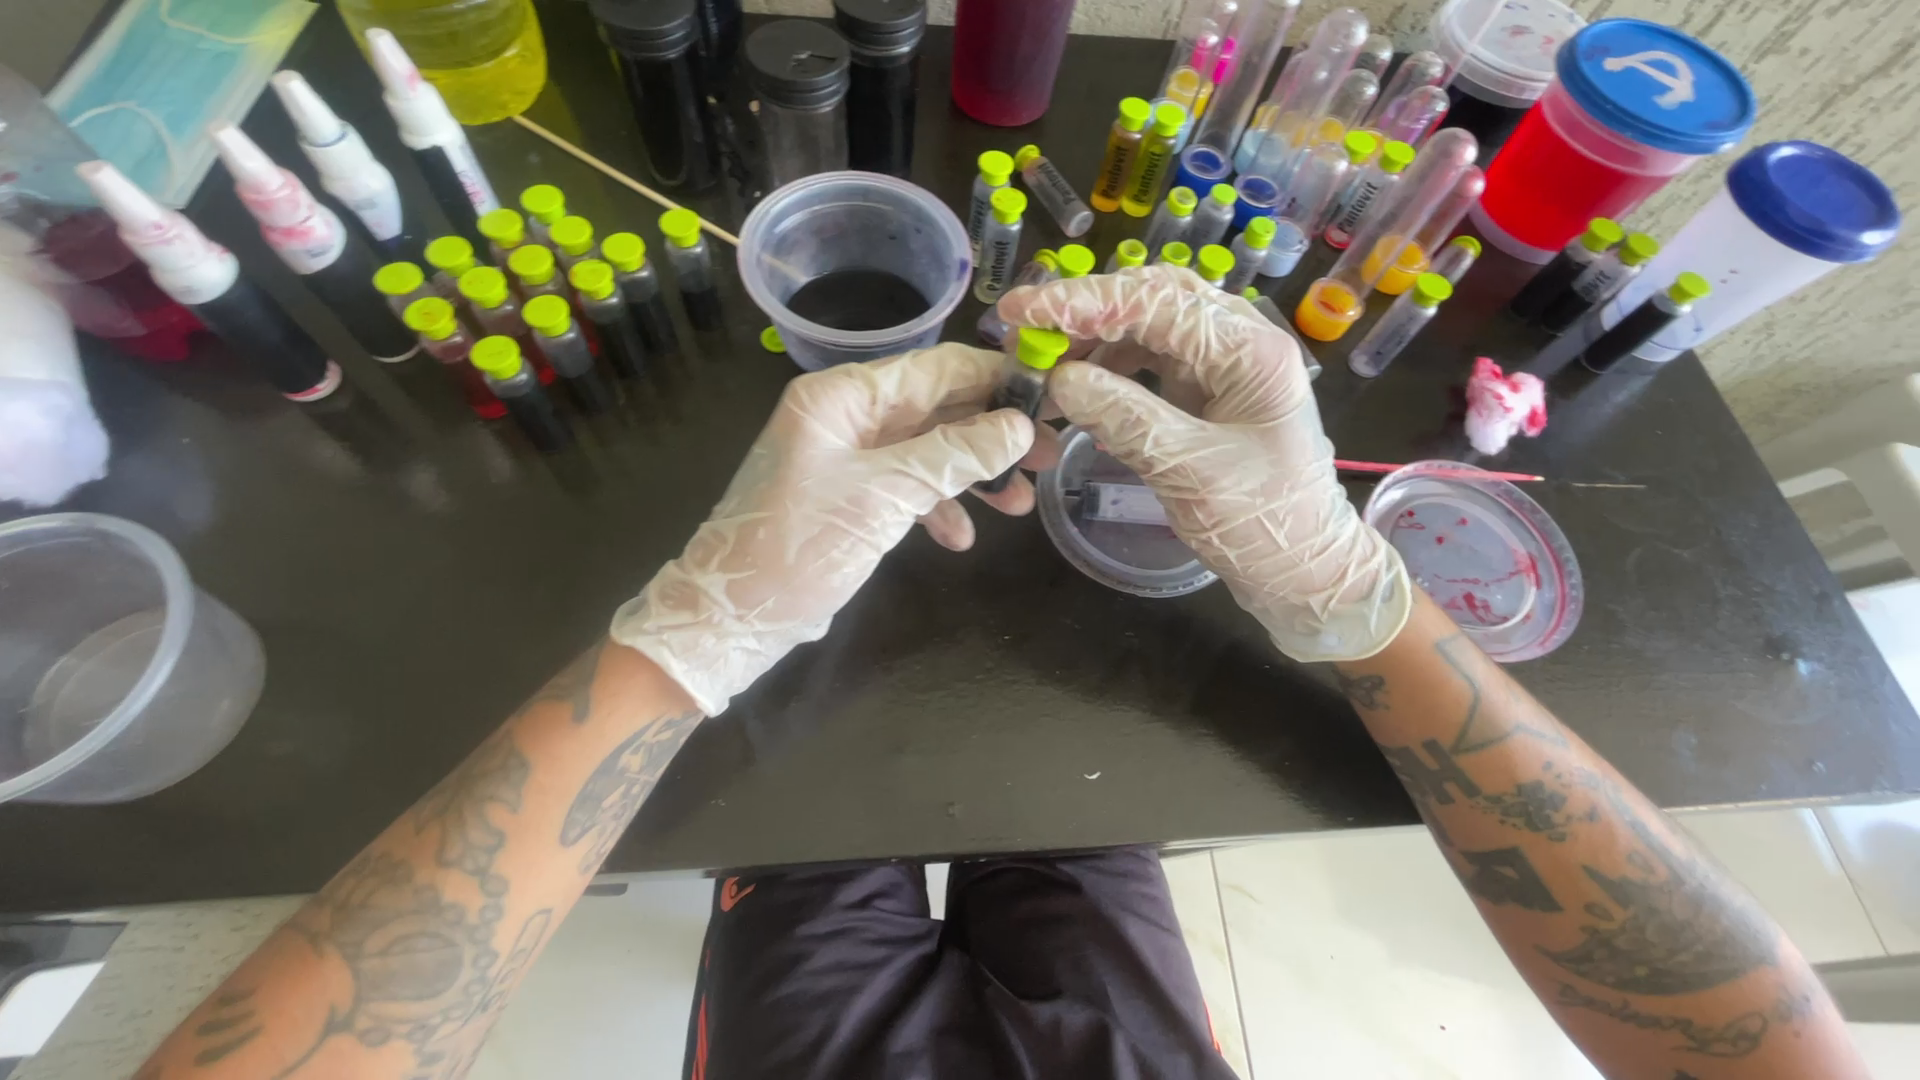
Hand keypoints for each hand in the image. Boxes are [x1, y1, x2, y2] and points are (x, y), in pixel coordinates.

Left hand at [611, 343, 1035, 714]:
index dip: (994, 377)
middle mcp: (845, 418)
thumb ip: (953, 455)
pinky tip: (958, 539)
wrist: (732, 620)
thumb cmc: (799, 547)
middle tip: (1047, 456)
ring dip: (972, 477)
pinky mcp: (849, 498)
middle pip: (935, 410)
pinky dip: (935, 508)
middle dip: (991, 434)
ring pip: (926, 452)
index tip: (1049, 395)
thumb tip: (1018, 425)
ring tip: (1018, 505)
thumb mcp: (882, 496)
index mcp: (841, 397)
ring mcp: (847, 459)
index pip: (934, 368)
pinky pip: (905, 489)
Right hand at [997, 265, 1408, 661]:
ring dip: (1092, 340)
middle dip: (1084, 311)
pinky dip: (1109, 368)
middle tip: (1024, 334)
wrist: (1300, 568)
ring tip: (1045, 367)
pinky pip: (1149, 361)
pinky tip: (1079, 390)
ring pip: (1147, 327)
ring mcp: (1222, 365)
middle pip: (1152, 298)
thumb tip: (1057, 378)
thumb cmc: (1259, 523)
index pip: (1156, 302)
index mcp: (1249, 350)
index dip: (1082, 301)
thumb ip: (1124, 418)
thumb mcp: (1188, 471)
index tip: (1018, 311)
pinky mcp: (1206, 389)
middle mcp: (1239, 341)